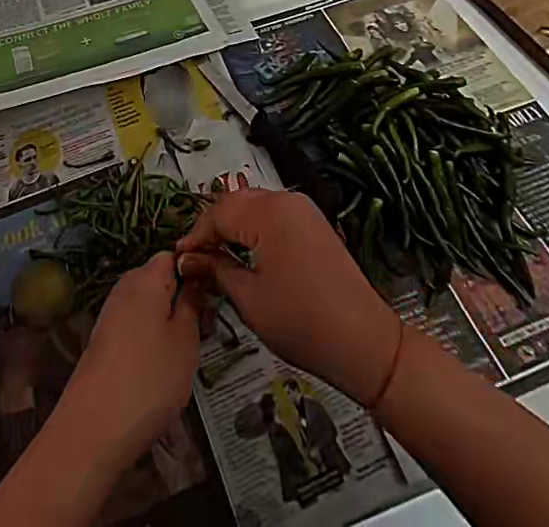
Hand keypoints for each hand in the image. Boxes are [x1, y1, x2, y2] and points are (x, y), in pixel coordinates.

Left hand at [50, 252, 201, 470]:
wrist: (99, 418)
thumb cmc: (151, 376)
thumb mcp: (185, 340)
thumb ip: (192, 305)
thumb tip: (195, 280)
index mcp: (144, 279)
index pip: (170, 256)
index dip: (193, 268)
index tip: (214, 292)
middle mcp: (123, 287)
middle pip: (157, 277)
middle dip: (181, 294)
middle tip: (204, 323)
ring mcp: (111, 310)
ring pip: (147, 301)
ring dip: (167, 316)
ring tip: (186, 346)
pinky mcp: (105, 334)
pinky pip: (134, 320)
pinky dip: (151, 332)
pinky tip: (162, 359)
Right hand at [176, 189, 402, 404]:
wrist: (369, 347)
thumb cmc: (304, 324)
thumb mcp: (247, 298)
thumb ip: (213, 268)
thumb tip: (187, 258)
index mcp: (268, 214)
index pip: (215, 214)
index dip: (194, 237)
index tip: (180, 258)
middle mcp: (286, 201)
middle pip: (232, 202)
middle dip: (211, 227)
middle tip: (195, 257)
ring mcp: (303, 210)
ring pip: (250, 205)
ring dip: (230, 225)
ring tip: (216, 255)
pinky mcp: (314, 223)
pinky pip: (271, 214)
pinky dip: (252, 228)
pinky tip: (244, 252)